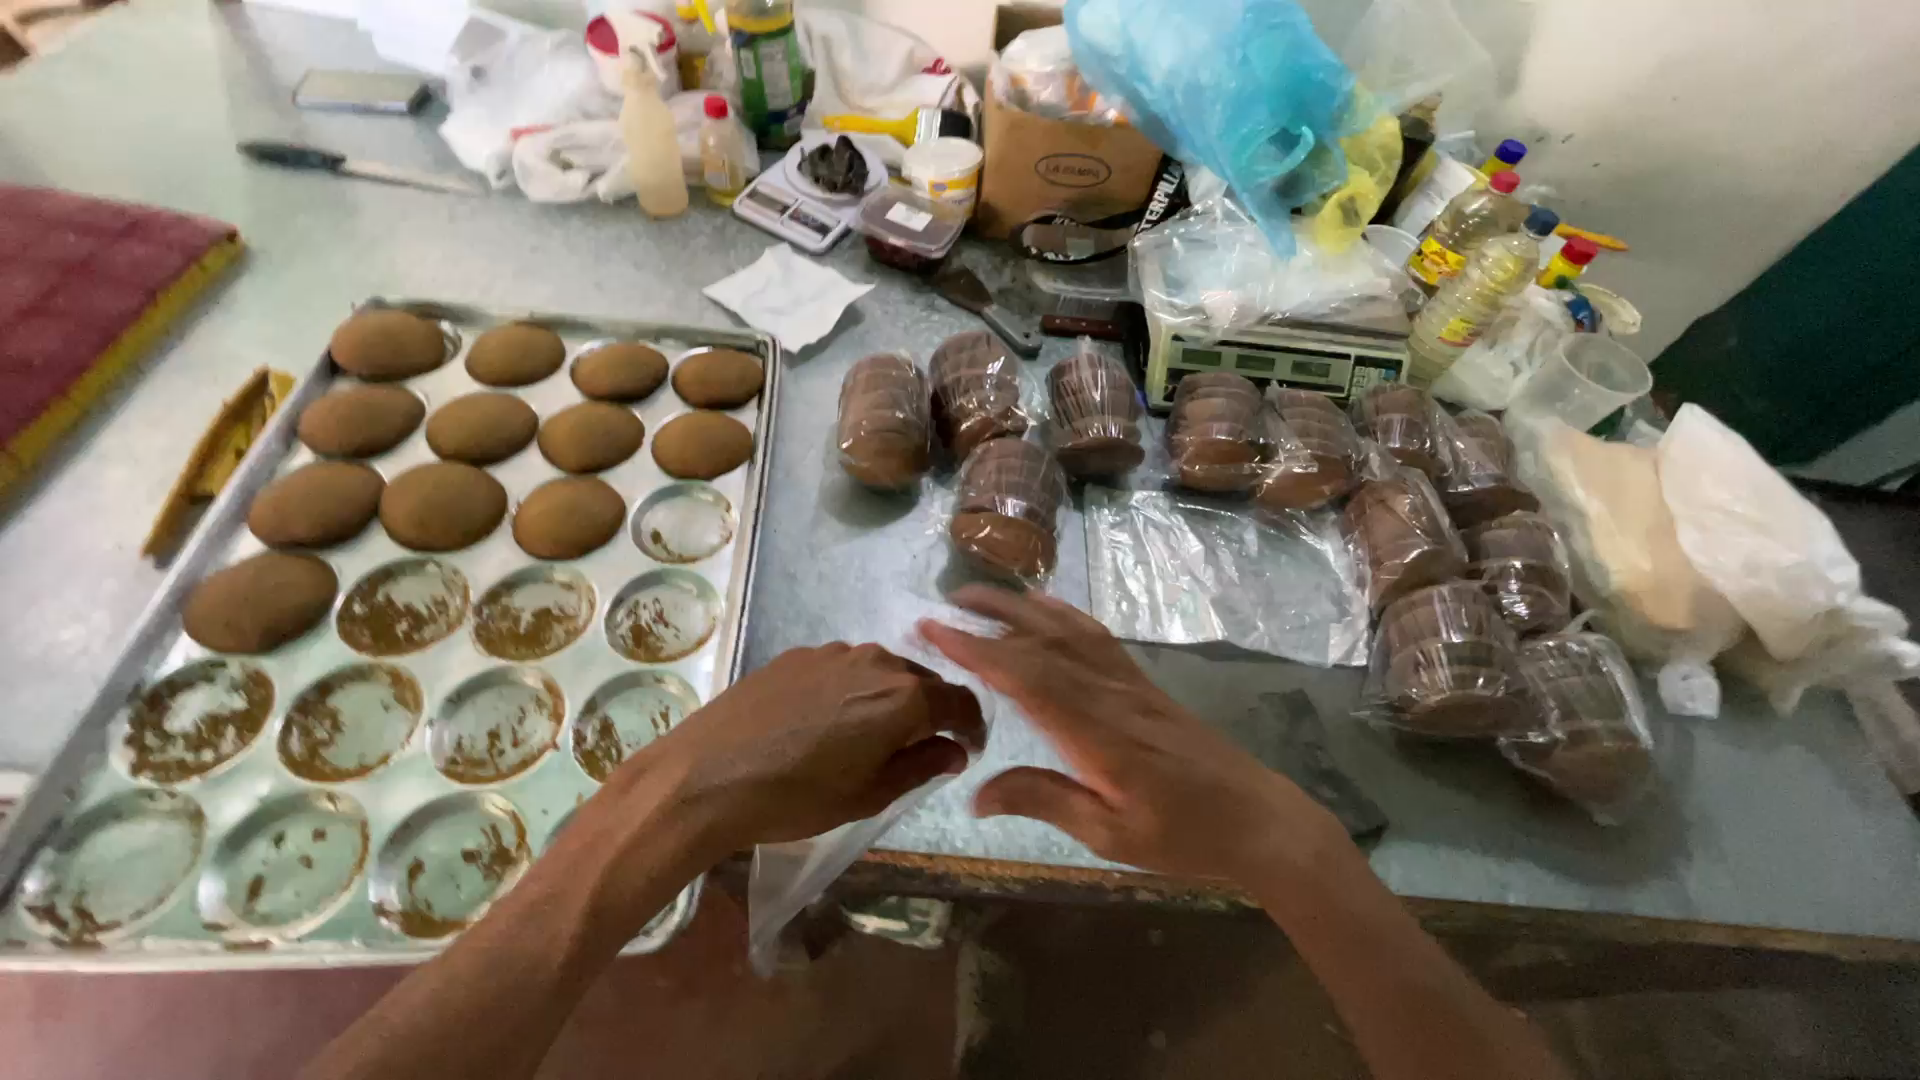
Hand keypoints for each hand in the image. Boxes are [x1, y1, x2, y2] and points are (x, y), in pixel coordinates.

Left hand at [622, 643, 985, 858]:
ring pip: (881, 672)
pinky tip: (823, 722)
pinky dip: (852, 690)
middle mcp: (876, 662)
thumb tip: (955, 750)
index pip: (961, 702)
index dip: (972, 726)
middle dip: (930, 713)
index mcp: (904, 697)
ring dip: (889, 699)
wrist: (704, 776)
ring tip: (866, 737)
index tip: (966, 750)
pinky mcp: (798, 654)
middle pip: (923, 682)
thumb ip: (922, 766)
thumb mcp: (868, 795)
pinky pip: (844, 668)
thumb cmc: (796, 797)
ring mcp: (833, 652)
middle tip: (917, 749)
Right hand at [919, 587, 1344, 882]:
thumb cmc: (1183, 836)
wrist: (1257, 818)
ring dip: (1018, 607)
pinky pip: (1095, 635)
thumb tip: (975, 795)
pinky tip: (1043, 606)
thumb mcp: (1109, 833)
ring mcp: (1128, 681)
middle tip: (938, 608)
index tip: (933, 631)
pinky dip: (1062, 613)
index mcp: (1096, 731)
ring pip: (1066, 630)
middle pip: (1040, 642)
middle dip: (986, 619)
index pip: (1025, 677)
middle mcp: (1109, 692)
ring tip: (977, 595)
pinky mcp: (1142, 682)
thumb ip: (1044, 801)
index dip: (975, 649)